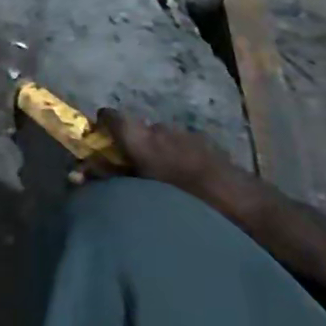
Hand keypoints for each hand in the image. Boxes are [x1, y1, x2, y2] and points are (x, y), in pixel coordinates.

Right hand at [93, 109, 259, 215]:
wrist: (254, 211)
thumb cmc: (189, 200)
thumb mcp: (141, 193)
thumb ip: (106, 179)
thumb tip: (72, 173)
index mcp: (138, 135)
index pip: (107, 115)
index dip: (101, 129)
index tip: (101, 150)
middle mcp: (158, 126)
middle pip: (133, 129)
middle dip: (129, 146)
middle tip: (132, 173)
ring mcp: (186, 134)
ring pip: (159, 138)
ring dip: (156, 154)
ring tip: (164, 181)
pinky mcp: (209, 145)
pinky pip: (181, 147)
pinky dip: (178, 159)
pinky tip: (188, 184)